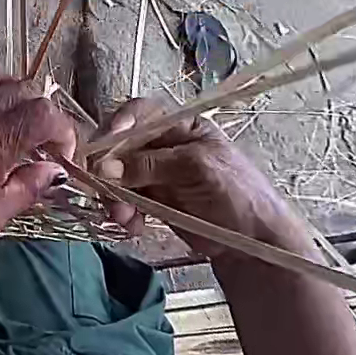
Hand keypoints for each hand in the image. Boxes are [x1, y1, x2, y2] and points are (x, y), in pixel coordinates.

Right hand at [92, 98, 308, 258]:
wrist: (253, 240)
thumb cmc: (236, 193)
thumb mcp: (197, 169)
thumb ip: (152, 165)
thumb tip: (106, 168)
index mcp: (179, 126)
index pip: (140, 114)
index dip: (118, 124)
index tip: (102, 148)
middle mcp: (163, 144)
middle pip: (120, 146)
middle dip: (108, 168)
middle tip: (104, 191)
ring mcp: (156, 172)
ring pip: (117, 175)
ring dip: (113, 195)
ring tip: (123, 217)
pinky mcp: (152, 198)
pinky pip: (125, 199)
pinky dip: (123, 211)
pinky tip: (133, 226)